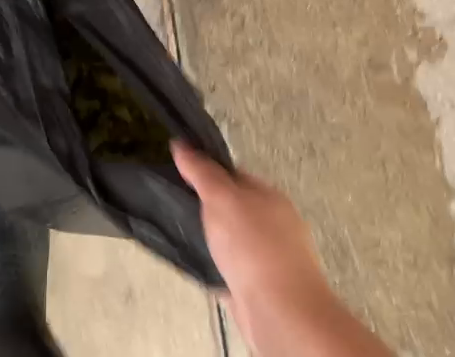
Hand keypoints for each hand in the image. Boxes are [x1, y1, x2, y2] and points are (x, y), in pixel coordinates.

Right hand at [174, 143, 388, 356]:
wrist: (280, 310)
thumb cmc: (254, 246)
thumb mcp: (221, 196)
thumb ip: (201, 171)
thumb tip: (181, 145)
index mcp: (271, 197)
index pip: (233, 174)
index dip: (205, 171)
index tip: (178, 171)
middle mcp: (275, 224)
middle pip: (232, 205)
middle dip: (205, 204)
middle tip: (174, 200)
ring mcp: (269, 256)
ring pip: (230, 236)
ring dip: (209, 235)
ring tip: (180, 230)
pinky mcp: (260, 283)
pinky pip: (230, 263)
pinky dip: (213, 261)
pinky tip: (197, 260)